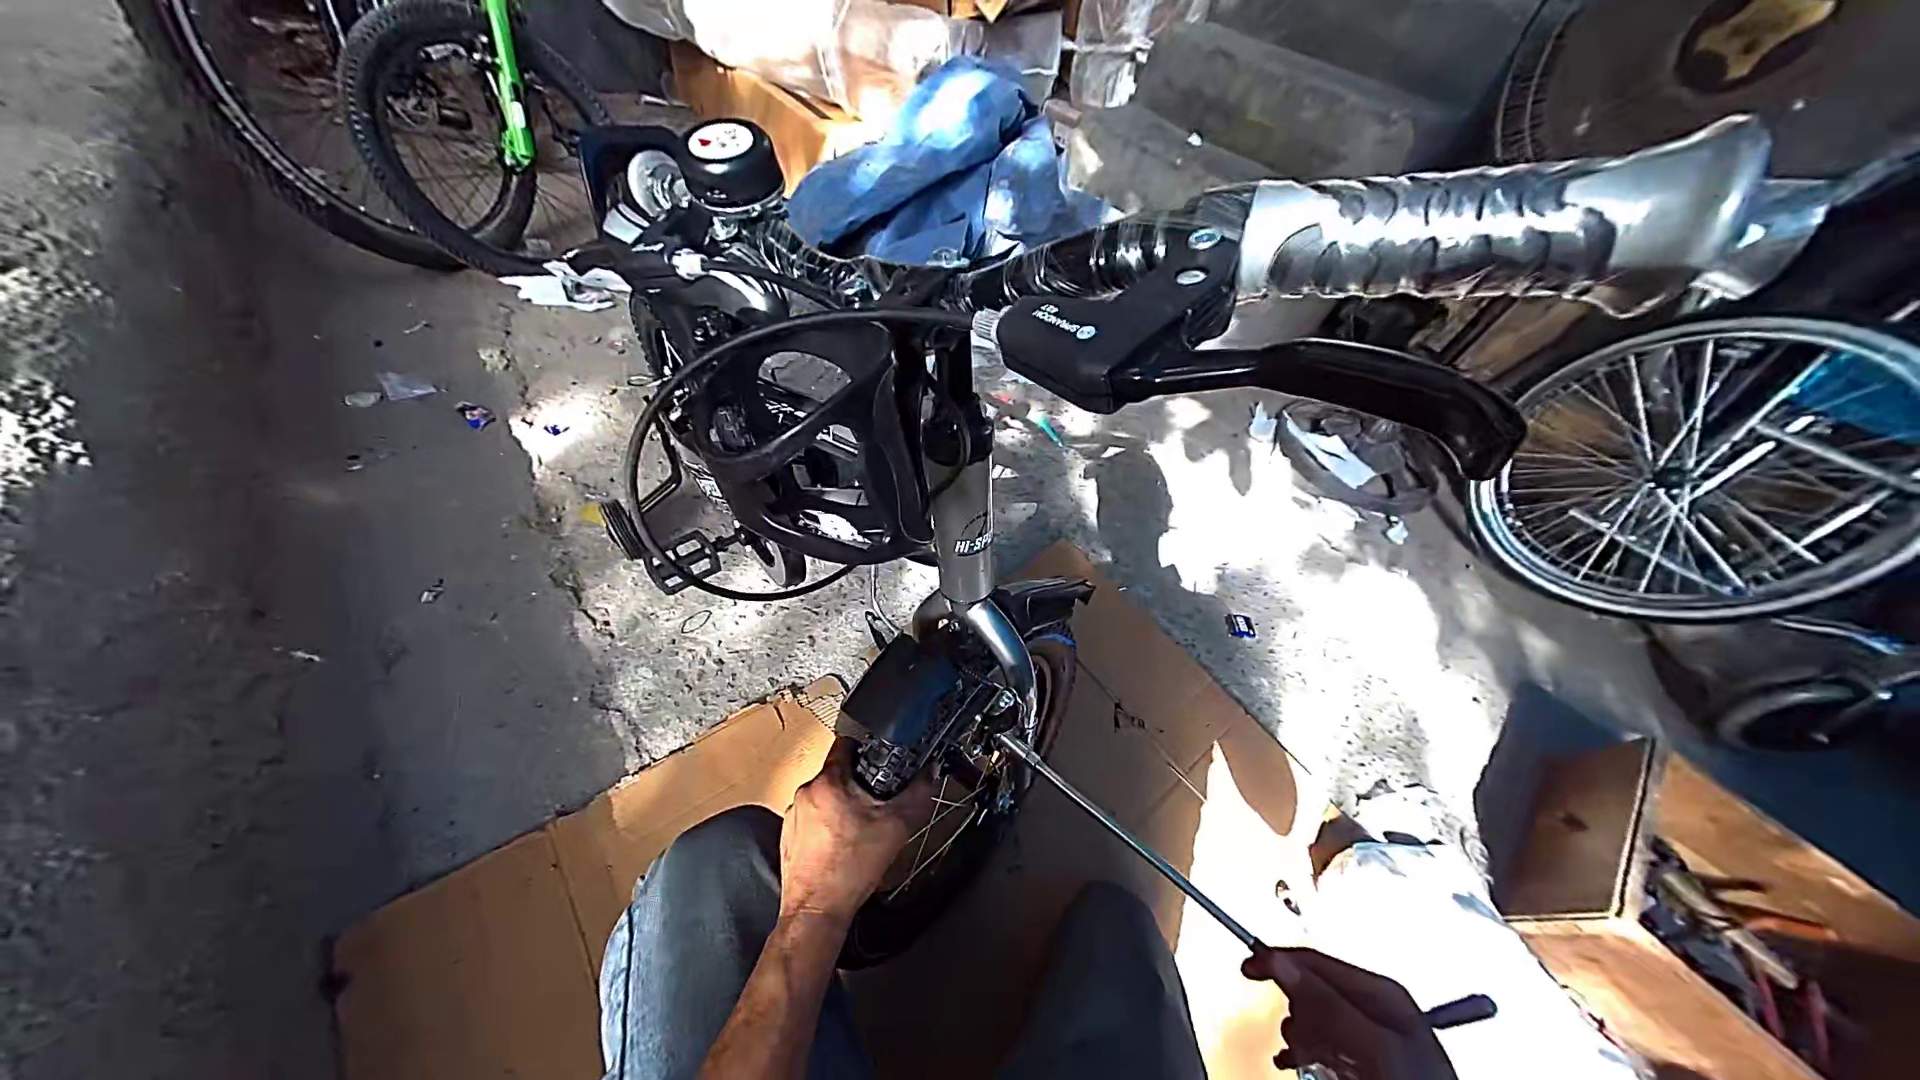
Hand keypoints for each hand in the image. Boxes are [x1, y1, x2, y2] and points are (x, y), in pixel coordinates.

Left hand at [778, 738, 935, 923]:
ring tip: (860, 826)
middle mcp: (806, 792)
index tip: (879, 756)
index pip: (847, 743)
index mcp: (828, 782)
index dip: (867, 746)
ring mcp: (794, 814)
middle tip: (875, 800)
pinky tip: (843, 843)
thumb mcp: (896, 828)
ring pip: (826, 795)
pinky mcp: (789, 835)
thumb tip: (929, 774)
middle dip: (858, 782)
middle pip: (838, 771)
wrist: (817, 911)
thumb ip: (917, 795)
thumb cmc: (849, 871)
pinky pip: (813, 816)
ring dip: (842, 803)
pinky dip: (828, 823)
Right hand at [1242, 947, 1457, 1079]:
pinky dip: (1305, 1054)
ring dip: (1300, 1038)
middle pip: (1313, 989)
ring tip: (1303, 1060)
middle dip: (1294, 1011)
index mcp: (1383, 995)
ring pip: (1314, 1019)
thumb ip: (1325, 1003)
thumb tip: (1278, 963)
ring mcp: (1372, 1039)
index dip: (1278, 960)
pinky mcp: (1365, 1065)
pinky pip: (1322, 1046)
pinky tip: (1296, 1064)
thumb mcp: (1371, 1047)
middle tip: (1292, 1039)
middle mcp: (1377, 1010)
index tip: (1247, 967)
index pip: (1316, 961)